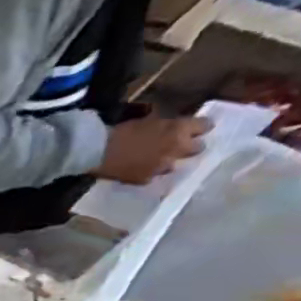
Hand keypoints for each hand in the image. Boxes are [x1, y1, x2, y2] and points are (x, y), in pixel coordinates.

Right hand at [94, 116, 212, 184]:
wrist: (95, 151)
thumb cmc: (120, 131)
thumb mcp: (147, 120)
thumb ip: (165, 125)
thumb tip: (173, 126)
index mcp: (178, 129)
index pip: (205, 126)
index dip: (199, 126)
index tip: (193, 128)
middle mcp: (177, 149)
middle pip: (198, 148)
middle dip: (189, 146)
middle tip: (176, 145)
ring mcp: (162, 167)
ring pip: (175, 165)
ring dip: (167, 161)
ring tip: (154, 160)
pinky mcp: (146, 180)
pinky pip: (153, 176)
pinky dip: (148, 172)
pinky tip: (137, 169)